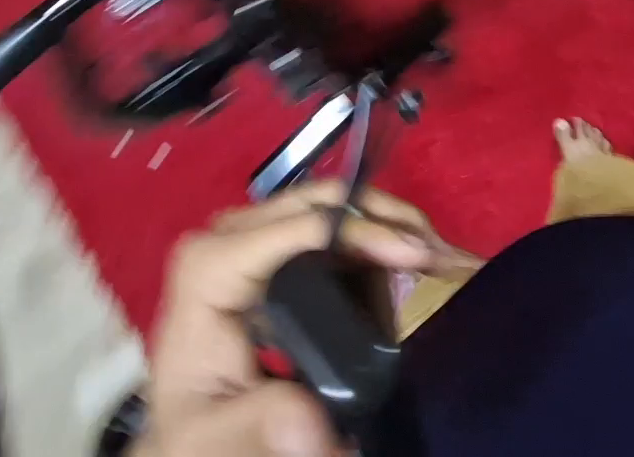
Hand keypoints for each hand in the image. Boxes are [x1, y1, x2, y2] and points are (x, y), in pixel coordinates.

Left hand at [137, 182, 478, 456]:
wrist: (188, 424)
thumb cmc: (197, 425)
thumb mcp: (212, 438)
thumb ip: (259, 426)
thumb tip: (311, 419)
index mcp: (211, 265)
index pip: (298, 227)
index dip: (362, 233)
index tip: (416, 257)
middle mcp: (233, 233)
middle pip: (326, 201)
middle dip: (392, 219)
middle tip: (445, 254)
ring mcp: (258, 233)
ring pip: (340, 203)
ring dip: (395, 224)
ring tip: (444, 257)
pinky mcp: (279, 243)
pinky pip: (339, 221)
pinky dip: (383, 234)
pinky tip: (416, 258)